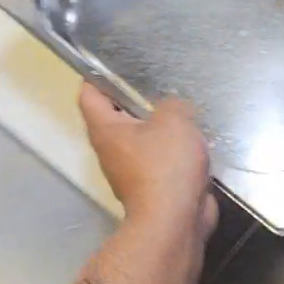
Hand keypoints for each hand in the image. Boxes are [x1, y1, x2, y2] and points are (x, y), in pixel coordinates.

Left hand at [79, 82, 217, 239]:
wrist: (175, 221)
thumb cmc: (166, 165)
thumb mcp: (174, 120)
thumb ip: (172, 104)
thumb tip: (172, 107)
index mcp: (106, 129)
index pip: (89, 93)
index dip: (99, 75)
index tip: (118, 62)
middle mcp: (111, 149)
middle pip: (118, 115)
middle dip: (137, 99)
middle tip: (160, 83)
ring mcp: (131, 170)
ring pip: (143, 138)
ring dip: (160, 126)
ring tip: (184, 110)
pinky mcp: (153, 186)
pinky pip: (161, 158)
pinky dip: (174, 149)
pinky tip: (195, 140)